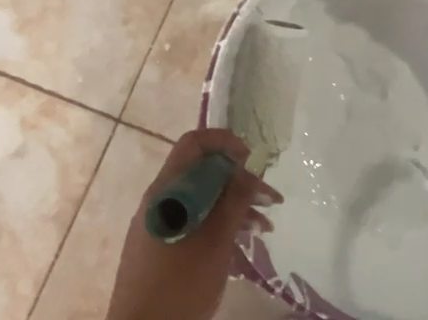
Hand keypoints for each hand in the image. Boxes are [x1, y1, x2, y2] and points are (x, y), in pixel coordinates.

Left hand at [106, 128, 281, 319]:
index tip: (252, 161)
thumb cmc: (180, 286)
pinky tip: (242, 242)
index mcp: (167, 190)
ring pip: (200, 198)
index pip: (195, 143)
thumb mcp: (216, 242)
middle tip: (271, 200)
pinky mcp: (159, 246)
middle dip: (239, 180)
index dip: (226, 143)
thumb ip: (235, 200)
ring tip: (264, 227)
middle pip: (202, 172)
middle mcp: (159, 199)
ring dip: (234, 205)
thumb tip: (248, 168)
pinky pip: (193, 220)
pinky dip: (218, 223)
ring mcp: (157, 223)